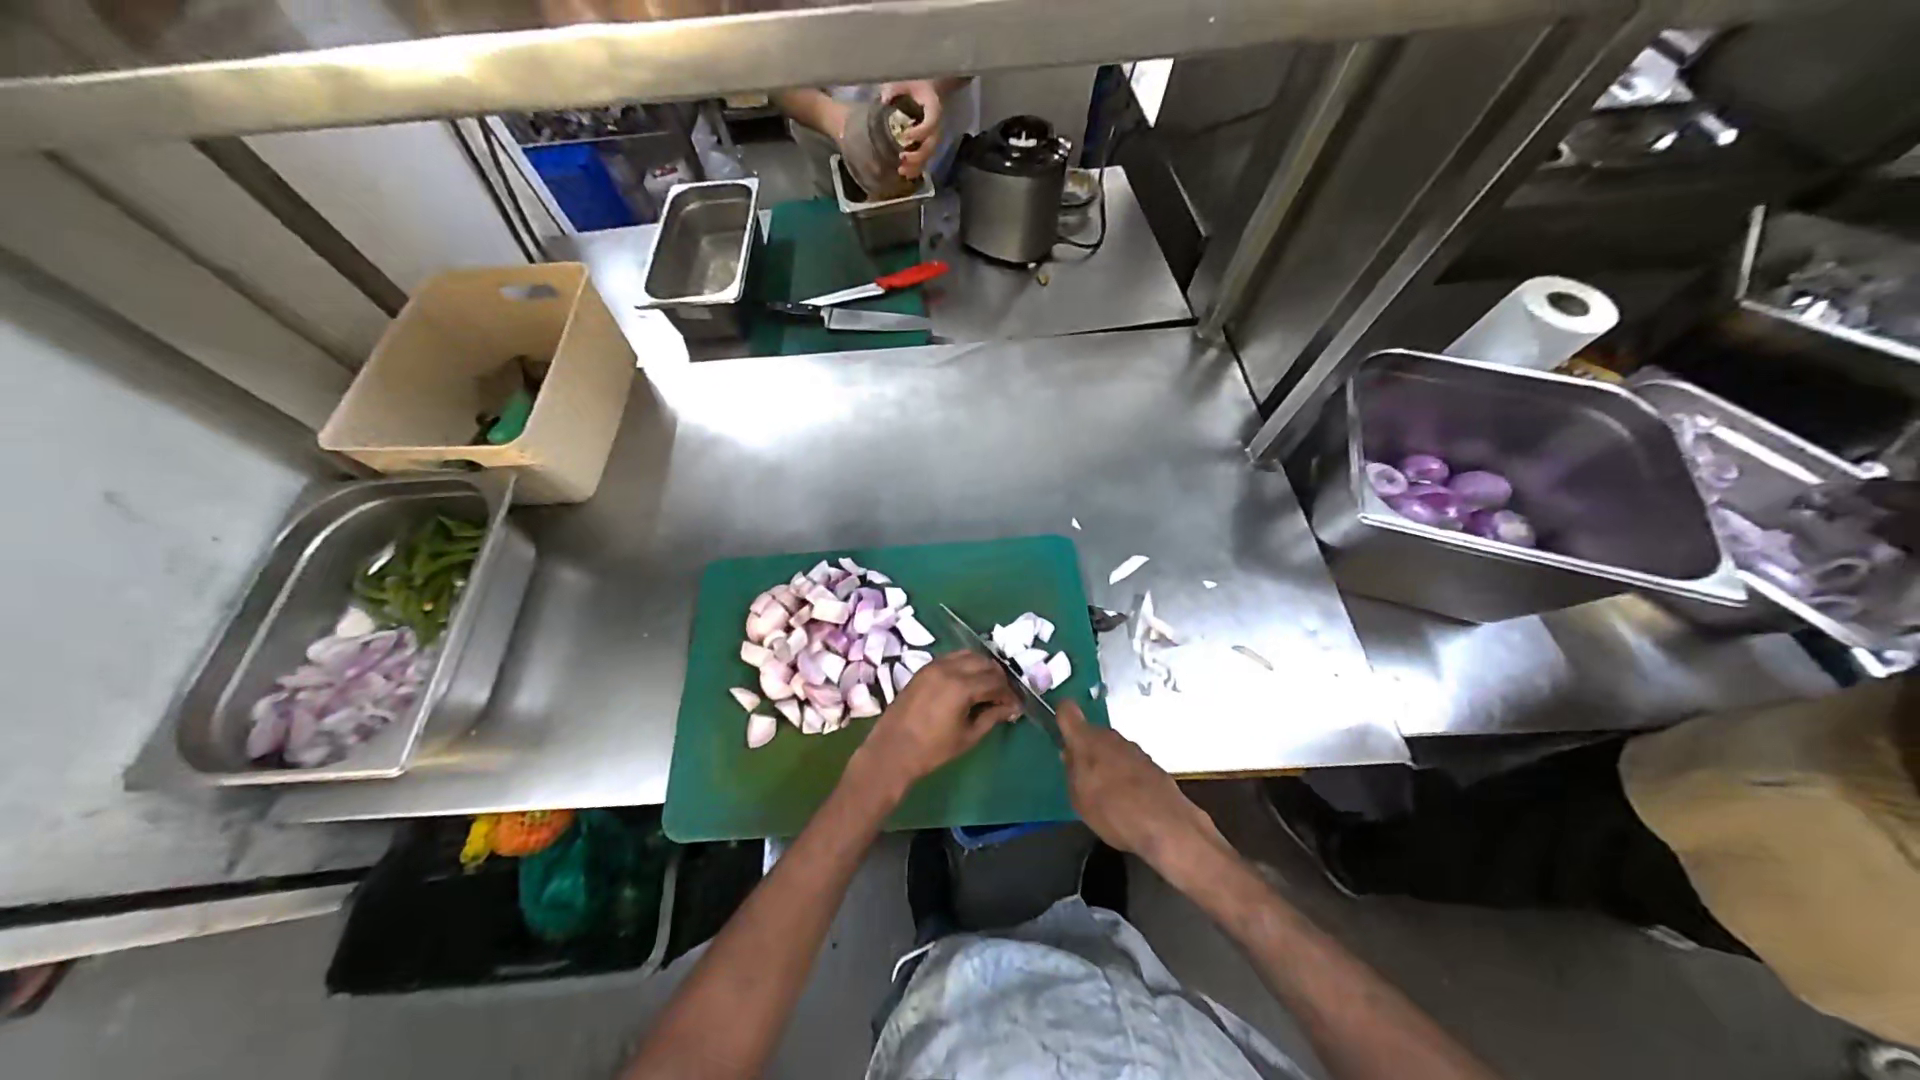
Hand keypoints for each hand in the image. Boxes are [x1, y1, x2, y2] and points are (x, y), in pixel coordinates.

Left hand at [849, 652, 1017, 792]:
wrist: (892, 750)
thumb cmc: (932, 749)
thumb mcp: (968, 736)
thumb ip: (992, 716)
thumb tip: (1011, 708)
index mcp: (961, 686)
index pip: (996, 681)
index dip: (1009, 694)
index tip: (1015, 706)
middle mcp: (949, 668)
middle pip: (985, 663)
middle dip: (998, 678)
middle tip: (1003, 697)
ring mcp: (934, 665)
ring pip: (969, 655)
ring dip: (982, 668)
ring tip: (987, 688)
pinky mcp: (924, 669)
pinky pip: (952, 658)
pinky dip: (965, 665)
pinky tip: (968, 683)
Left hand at [877, 80, 944, 178]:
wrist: (928, 87)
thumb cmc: (915, 83)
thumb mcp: (905, 80)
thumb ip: (895, 88)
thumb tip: (884, 98)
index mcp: (934, 108)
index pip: (931, 124)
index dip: (919, 133)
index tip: (904, 136)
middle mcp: (937, 126)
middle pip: (931, 146)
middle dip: (917, 156)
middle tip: (901, 159)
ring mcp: (933, 137)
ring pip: (928, 156)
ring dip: (916, 166)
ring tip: (901, 171)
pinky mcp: (928, 143)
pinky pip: (924, 159)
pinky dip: (916, 168)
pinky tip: (905, 173)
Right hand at [1058, 702, 1227, 866]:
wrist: (1165, 825)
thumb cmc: (1112, 811)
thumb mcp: (1078, 797)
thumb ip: (1071, 771)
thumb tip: (1070, 754)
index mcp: (1086, 740)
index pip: (1067, 710)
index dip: (1061, 715)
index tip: (1058, 729)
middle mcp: (1110, 736)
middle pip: (1091, 733)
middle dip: (1085, 749)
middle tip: (1082, 776)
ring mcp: (1133, 748)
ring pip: (1111, 747)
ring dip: (1106, 762)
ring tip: (1106, 793)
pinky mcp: (1151, 763)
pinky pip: (1129, 762)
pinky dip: (1125, 774)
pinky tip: (1127, 799)